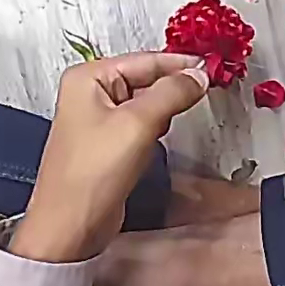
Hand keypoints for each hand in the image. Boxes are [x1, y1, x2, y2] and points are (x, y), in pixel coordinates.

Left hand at [10, 52, 208, 262]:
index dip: (180, 63)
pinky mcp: (109, 142)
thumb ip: (172, 93)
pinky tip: (166, 132)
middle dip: (175, 84)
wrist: (72, 225)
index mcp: (88, 77)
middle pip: (145, 78)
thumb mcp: (138, 123)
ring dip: (168, 105)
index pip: (144, 60)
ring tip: (192, 106)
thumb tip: (199, 76)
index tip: (212, 67)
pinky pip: (141, 122)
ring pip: (146, 101)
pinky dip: (158, 124)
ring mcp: (99, 118)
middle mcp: (90, 93)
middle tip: (209, 87)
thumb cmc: (93, 172)